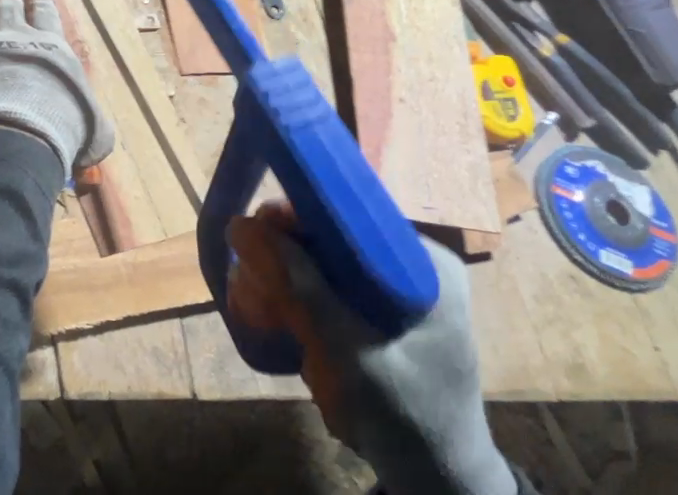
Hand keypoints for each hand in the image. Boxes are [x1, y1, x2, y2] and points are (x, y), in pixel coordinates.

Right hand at [229, 206, 518, 494]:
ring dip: (286, 271)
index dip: (295, 215)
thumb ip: (301, 288)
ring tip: (264, 299)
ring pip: (321, 252)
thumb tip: (240, 224)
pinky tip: (283, 312)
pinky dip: (298, 289)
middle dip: (285, 248)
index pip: (348, 210)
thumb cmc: (404, 412)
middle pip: (330, 229)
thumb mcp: (349, 351)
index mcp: (425, 263)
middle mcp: (413, 261)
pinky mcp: (380, 303)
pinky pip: (326, 277)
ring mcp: (398, 283)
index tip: (254, 237)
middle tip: (254, 277)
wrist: (437, 475)